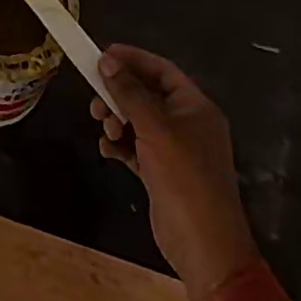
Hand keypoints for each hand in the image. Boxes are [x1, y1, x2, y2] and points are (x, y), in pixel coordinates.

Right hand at [89, 44, 259, 300]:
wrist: (203, 246)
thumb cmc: (184, 178)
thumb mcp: (155, 129)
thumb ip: (129, 92)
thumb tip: (107, 60)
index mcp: (195, 107)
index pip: (161, 70)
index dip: (132, 59)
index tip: (102, 54)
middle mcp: (185, 123)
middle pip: (145, 94)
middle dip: (118, 95)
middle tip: (96, 101)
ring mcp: (173, 149)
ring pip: (136, 120)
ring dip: (116, 121)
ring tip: (107, 131)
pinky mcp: (160, 171)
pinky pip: (134, 146)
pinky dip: (119, 144)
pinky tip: (108, 150)